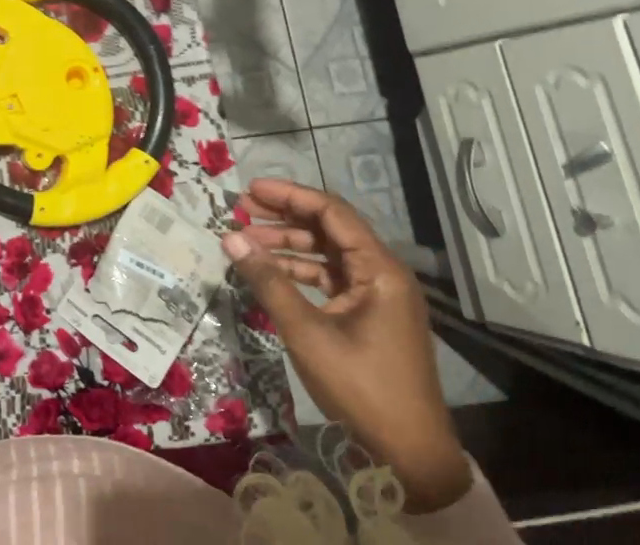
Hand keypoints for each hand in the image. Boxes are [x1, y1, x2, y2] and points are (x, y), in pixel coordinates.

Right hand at [223, 178, 471, 512]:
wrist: (409, 450)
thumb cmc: (360, 385)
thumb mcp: (306, 331)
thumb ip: (268, 280)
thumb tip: (230, 237)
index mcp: (379, 269)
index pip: (332, 212)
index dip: (289, 195)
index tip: (249, 189)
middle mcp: (382, 274)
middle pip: (329, 229)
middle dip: (284, 217)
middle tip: (240, 211)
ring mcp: (378, 296)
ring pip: (327, 254)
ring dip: (288, 245)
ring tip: (246, 241)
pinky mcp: (370, 316)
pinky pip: (331, 279)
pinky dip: (299, 272)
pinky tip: (269, 273)